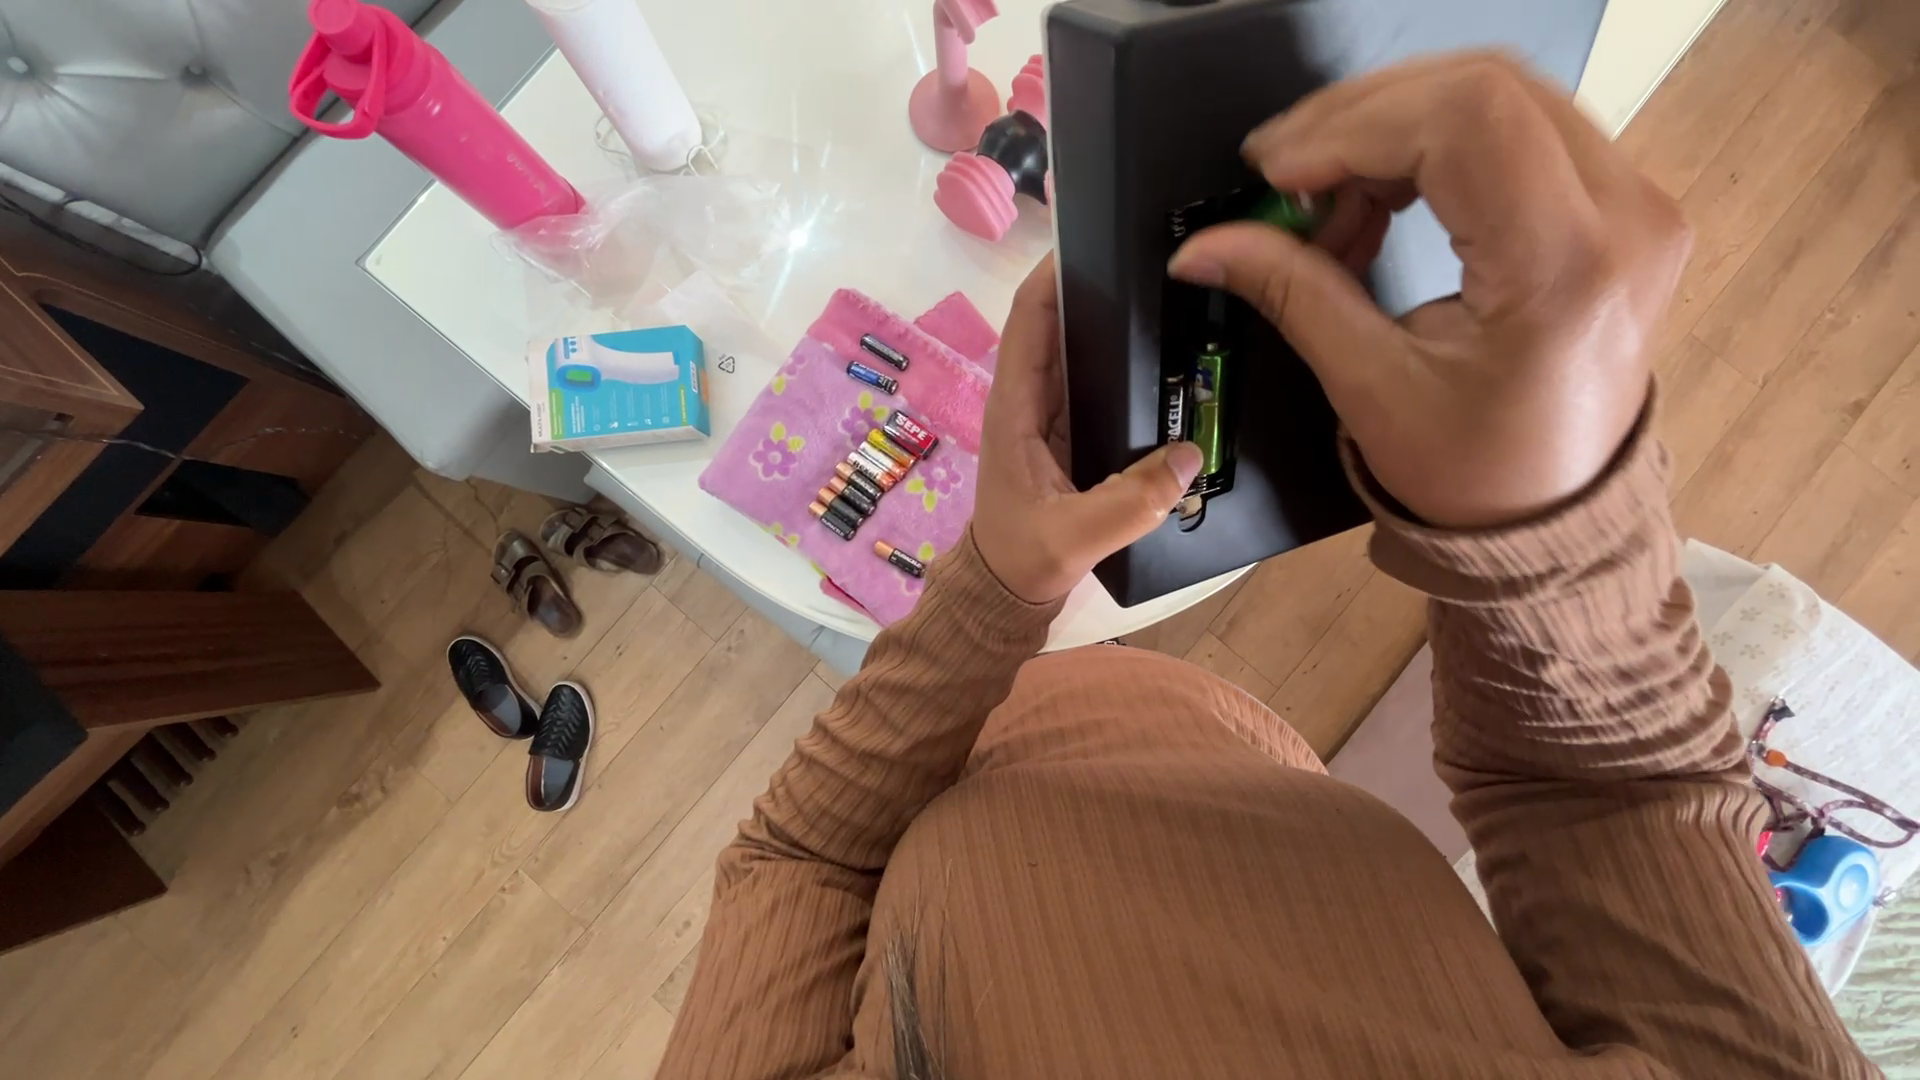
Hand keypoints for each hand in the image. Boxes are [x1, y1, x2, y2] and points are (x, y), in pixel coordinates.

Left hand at [973, 256, 1203, 602]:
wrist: (1008, 588)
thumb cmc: (1023, 558)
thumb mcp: (1074, 536)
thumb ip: (1131, 502)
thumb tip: (1190, 456)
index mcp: (1016, 407)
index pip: (1031, 319)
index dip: (1056, 272)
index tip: (1099, 236)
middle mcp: (1031, 399)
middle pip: (1061, 324)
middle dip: (1099, 289)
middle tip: (1159, 260)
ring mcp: (1052, 415)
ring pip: (1083, 353)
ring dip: (1116, 327)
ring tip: (1173, 297)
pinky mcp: (1072, 434)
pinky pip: (1100, 388)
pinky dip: (1127, 370)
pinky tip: (1170, 363)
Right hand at [1168, 53, 1689, 527]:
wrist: (1547, 513)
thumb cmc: (1467, 471)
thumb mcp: (1366, 385)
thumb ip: (1292, 293)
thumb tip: (1204, 247)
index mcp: (1563, 265)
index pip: (1463, 122)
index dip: (1350, 129)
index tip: (1273, 172)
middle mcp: (1622, 212)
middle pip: (1482, 88)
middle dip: (1359, 120)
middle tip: (1282, 174)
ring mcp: (1630, 201)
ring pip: (1497, 97)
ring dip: (1388, 135)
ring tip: (1326, 210)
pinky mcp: (1612, 206)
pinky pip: (1511, 134)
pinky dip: (1424, 154)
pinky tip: (1374, 209)